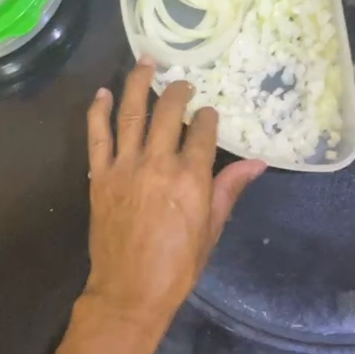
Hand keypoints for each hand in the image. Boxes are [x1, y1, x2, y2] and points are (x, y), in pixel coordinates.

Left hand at [81, 62, 265, 331]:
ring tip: (146, 62)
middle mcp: (158, 164)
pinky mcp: (99, 177)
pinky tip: (102, 93)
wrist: (130, 291)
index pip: (203, 132)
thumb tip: (257, 163)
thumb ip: (229, 190)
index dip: (208, 118)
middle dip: (178, 92)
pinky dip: (98, 112)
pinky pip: (97, 136)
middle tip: (183, 82)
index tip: (209, 113)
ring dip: (138, 83)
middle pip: (168, 113)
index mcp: (191, 178)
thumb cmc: (178, 267)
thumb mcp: (211, 229)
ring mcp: (125, 168)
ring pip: (131, 113)